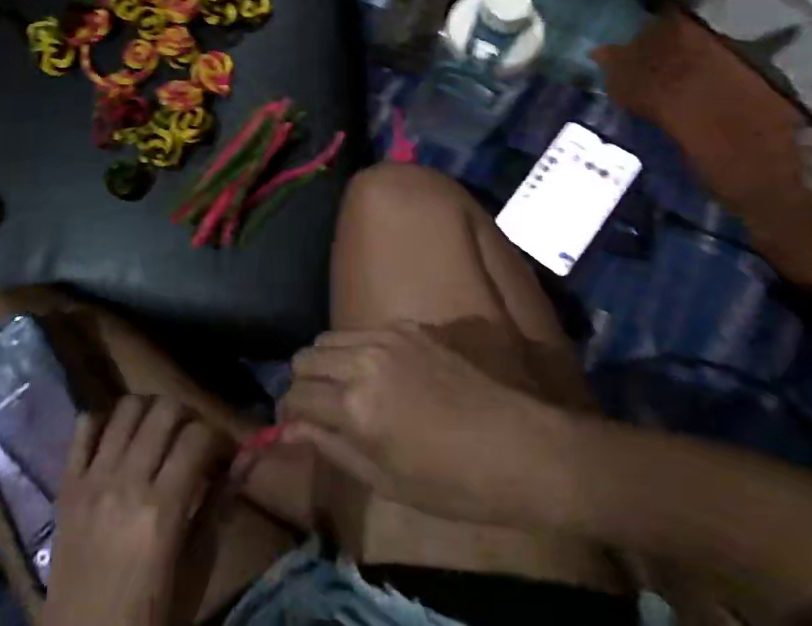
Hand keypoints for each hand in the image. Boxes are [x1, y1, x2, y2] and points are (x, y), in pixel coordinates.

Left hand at [41, 396, 231, 625]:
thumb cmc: (145, 614)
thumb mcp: (190, 572)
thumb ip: (213, 513)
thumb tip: (238, 467)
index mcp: (161, 509)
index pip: (198, 438)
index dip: (219, 437)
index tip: (225, 452)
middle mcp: (126, 481)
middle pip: (163, 410)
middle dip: (188, 416)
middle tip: (193, 438)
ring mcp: (92, 477)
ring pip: (125, 408)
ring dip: (149, 410)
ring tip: (158, 432)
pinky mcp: (67, 482)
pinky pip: (83, 426)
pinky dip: (104, 421)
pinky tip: (118, 437)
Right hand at [279, 322, 576, 527]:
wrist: (523, 449)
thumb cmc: (454, 483)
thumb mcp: (385, 480)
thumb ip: (331, 446)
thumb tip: (288, 430)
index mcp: (355, 406)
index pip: (295, 395)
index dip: (288, 414)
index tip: (295, 427)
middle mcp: (363, 361)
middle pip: (304, 357)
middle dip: (302, 384)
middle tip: (318, 409)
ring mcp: (387, 338)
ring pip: (328, 338)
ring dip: (325, 363)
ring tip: (344, 389)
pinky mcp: (410, 328)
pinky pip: (362, 331)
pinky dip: (356, 350)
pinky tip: (379, 375)